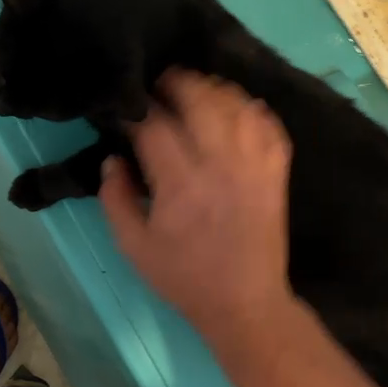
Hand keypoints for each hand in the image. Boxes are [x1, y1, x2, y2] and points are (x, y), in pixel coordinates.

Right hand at [100, 71, 295, 338]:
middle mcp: (220, 165)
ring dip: (211, 89)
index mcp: (180, 183)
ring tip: (192, 90)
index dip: (134, 109)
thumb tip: (111, 158)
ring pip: (236, 105)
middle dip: (175, 84)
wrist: (245, 302)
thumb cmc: (182, 274)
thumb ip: (114, 197)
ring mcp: (254, 166)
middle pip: (200, 100)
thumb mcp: (132, 243)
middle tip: (156, 85)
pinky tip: (233, 107)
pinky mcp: (276, 173)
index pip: (154, 125)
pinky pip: (268, 125)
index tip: (121, 108)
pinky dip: (250, 108)